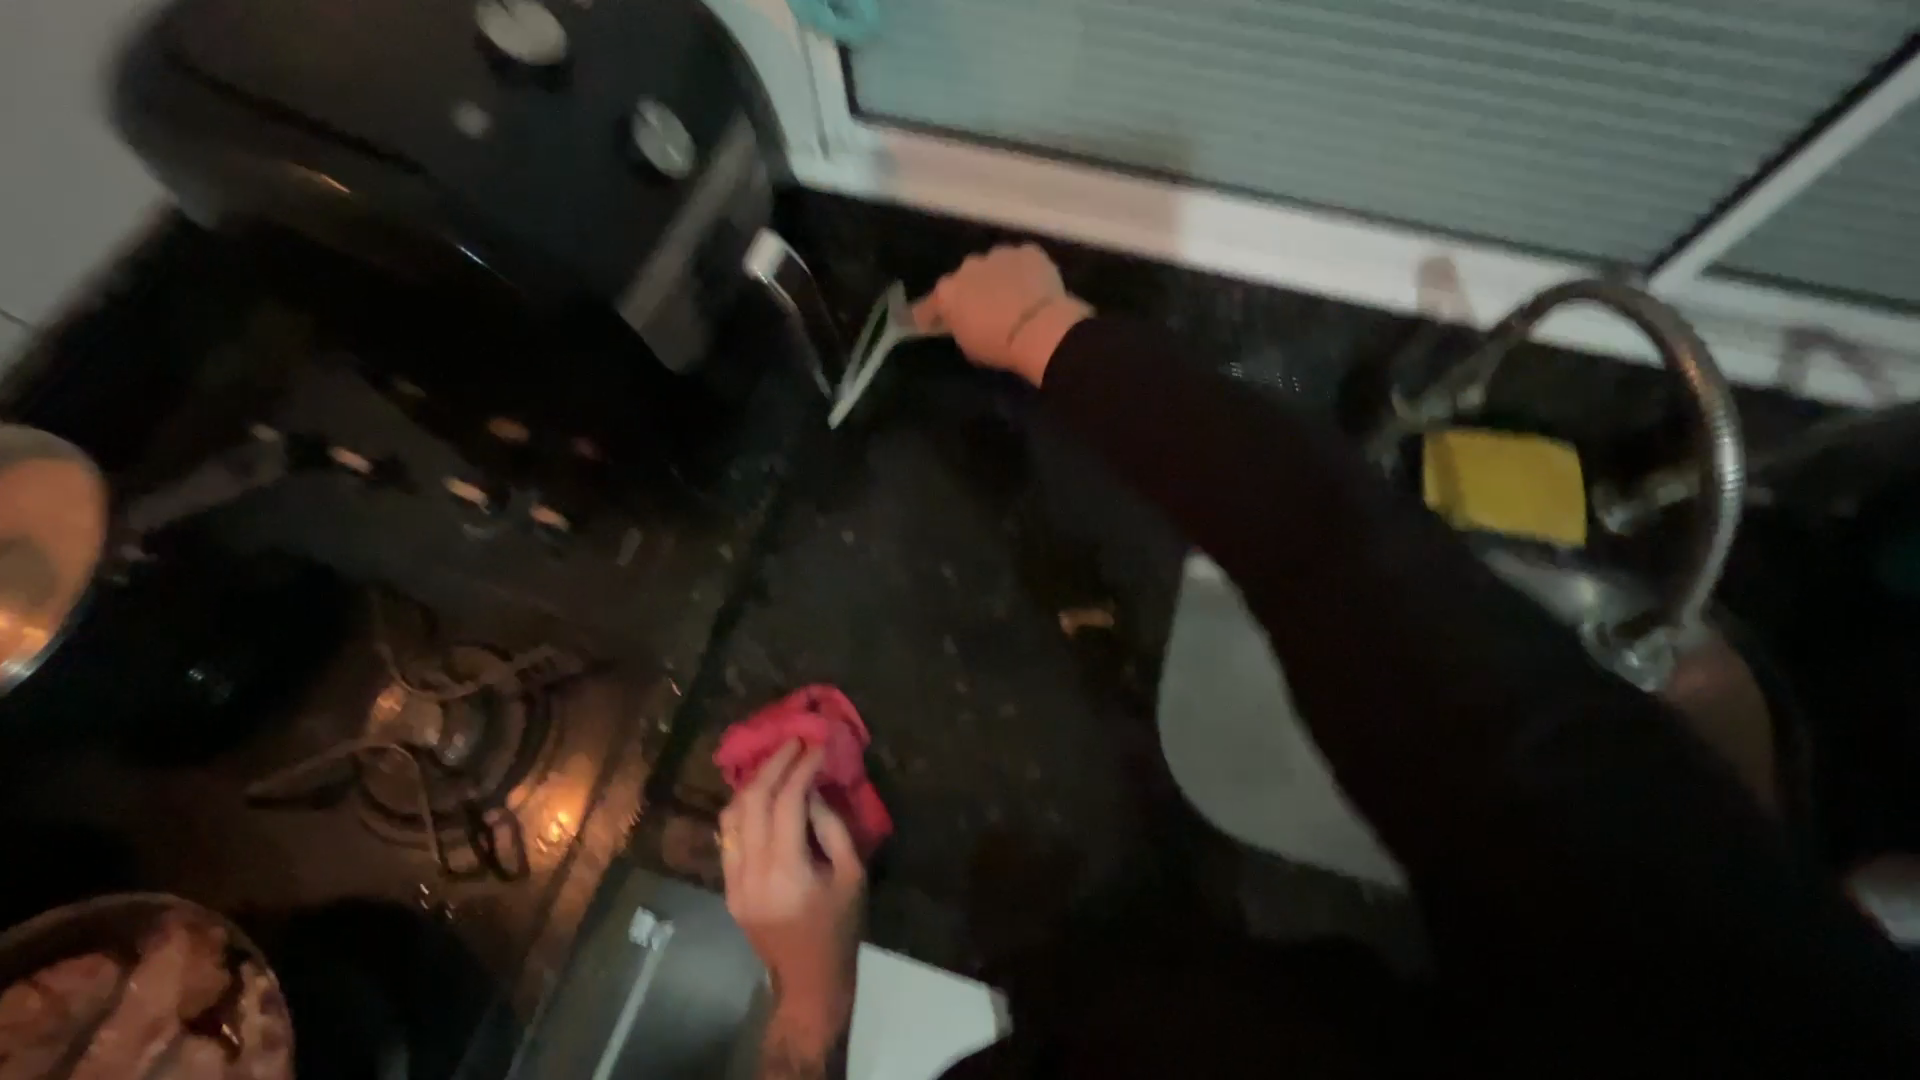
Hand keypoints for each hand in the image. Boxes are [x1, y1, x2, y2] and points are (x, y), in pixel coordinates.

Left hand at [720, 740, 864, 1050]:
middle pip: (753, 802)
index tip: (816, 746)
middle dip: (773, 766)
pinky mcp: (728, 887)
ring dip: (753, 783)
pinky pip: (728, 836)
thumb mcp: (851, 875)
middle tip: (793, 742)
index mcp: (787, 872)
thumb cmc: (840, 929)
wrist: (808, 981)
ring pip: (732, 816)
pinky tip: (760, 793)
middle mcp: (751, 873)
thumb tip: (811, 790)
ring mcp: (733, 881)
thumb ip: (831, 828)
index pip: (787, 804)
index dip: (800, 769)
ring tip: (776, 761)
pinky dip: (743, 808)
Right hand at [913, 243, 1093, 386]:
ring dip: (998, 278)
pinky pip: (1022, 261)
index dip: (933, 314)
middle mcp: (967, 267)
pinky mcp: (1028, 252)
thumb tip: (963, 321)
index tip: (936, 323)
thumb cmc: (998, 346)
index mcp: (947, 293)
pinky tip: (1035, 288)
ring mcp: (998, 255)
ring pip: (994, 265)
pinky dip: (1025, 272)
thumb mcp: (968, 346)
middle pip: (964, 278)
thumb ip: (959, 327)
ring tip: (1014, 298)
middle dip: (971, 290)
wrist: (1039, 330)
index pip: (931, 304)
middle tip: (985, 309)